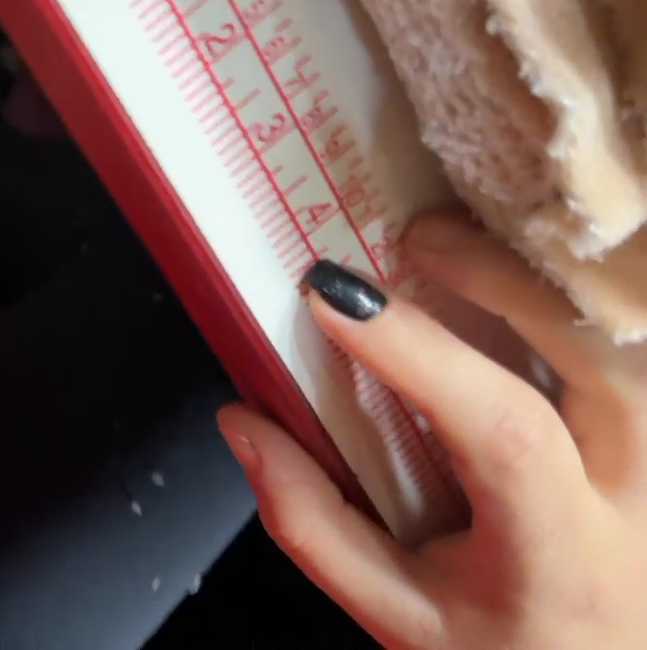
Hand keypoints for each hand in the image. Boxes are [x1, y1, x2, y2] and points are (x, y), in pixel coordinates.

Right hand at [218, 212, 646, 648]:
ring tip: (463, 247)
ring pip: (640, 351)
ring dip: (554, 283)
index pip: (505, 432)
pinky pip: (636, 360)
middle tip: (414, 240)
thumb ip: (309, 521)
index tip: (329, 292)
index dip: (414, 349)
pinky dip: (585, 310)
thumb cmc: (506, 648)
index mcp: (567, 554)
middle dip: (506, 284)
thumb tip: (241, 419)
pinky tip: (524, 284)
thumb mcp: (394, 614)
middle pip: (606, 367)